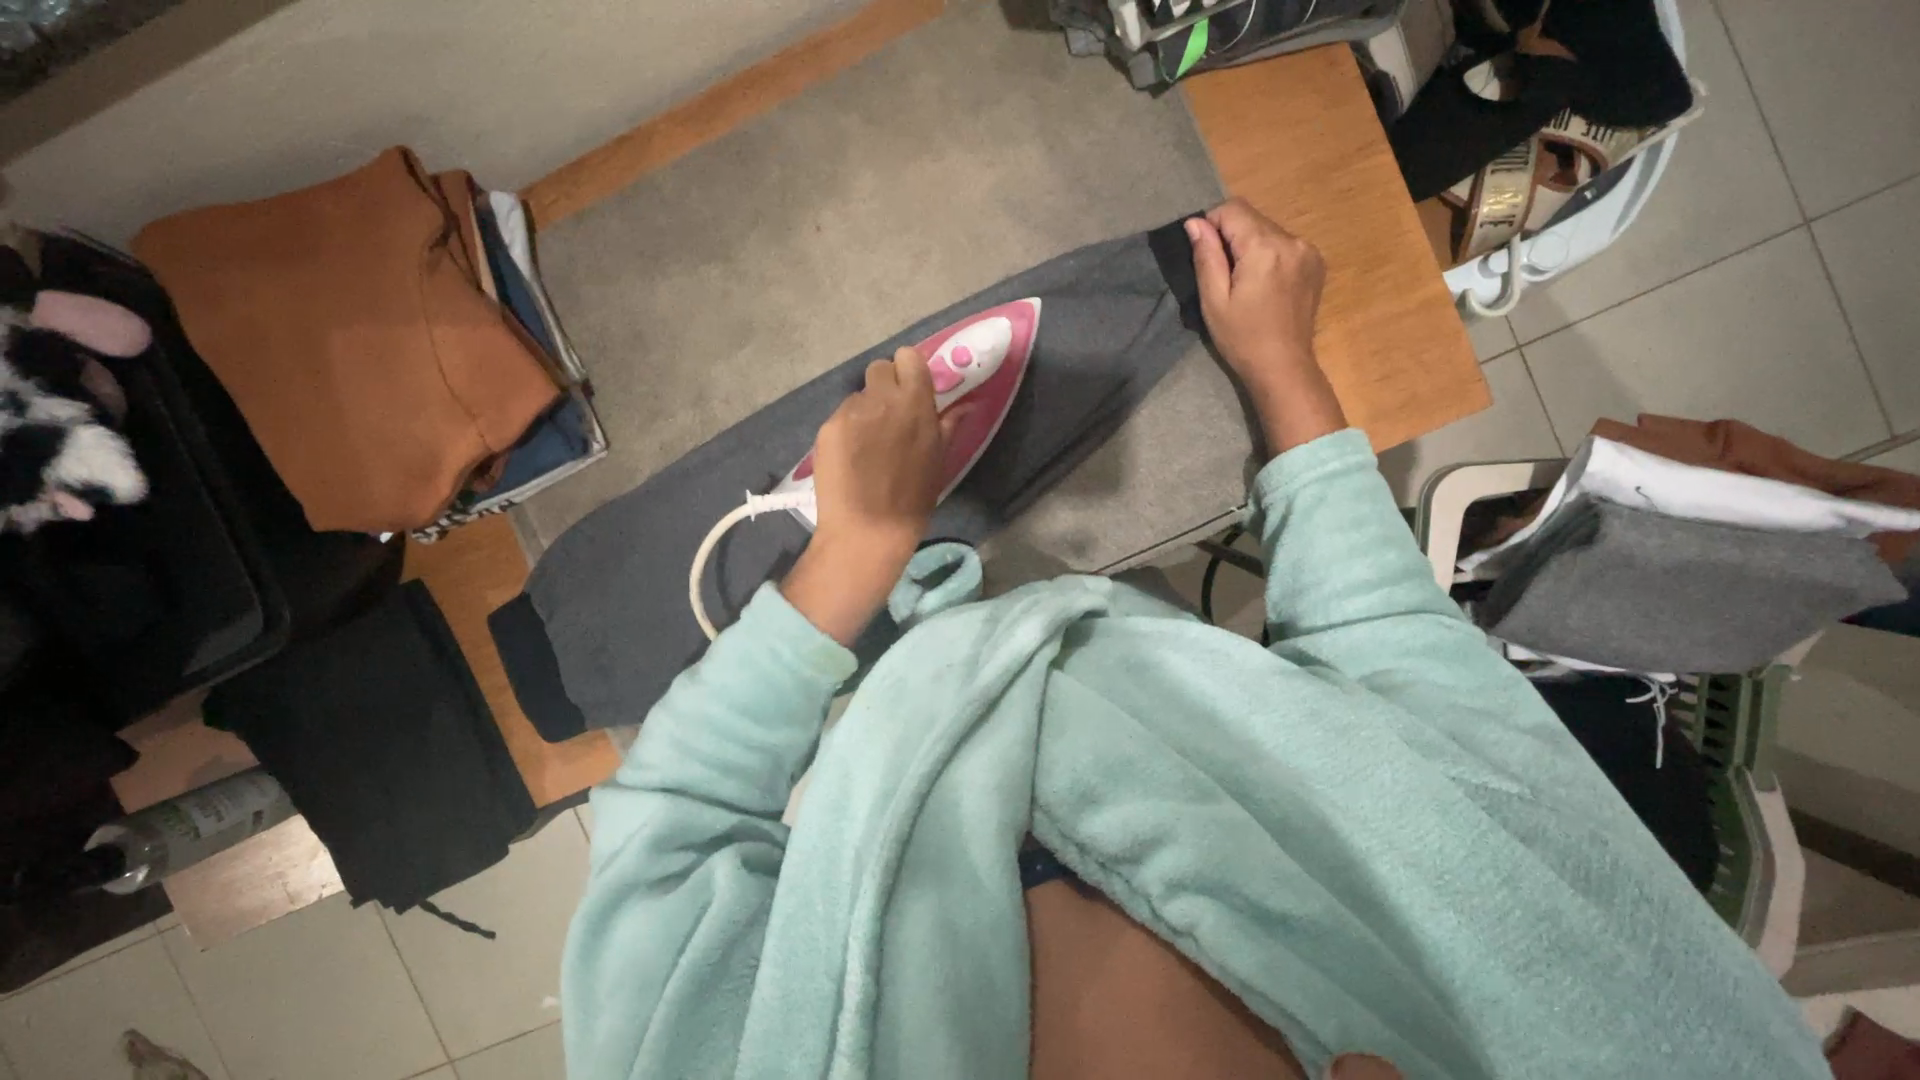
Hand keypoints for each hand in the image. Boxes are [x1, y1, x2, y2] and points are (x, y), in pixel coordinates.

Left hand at [782, 348, 955, 644]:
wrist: (868, 530)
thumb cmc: (913, 500)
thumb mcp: (939, 460)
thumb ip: (948, 425)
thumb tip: (965, 404)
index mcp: (916, 402)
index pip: (908, 357)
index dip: (908, 372)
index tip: (911, 392)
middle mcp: (882, 398)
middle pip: (880, 369)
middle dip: (885, 387)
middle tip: (889, 417)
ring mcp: (851, 412)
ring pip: (858, 395)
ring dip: (866, 410)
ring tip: (869, 445)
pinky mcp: (828, 428)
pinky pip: (841, 416)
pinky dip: (847, 430)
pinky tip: (851, 457)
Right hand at [1187, 199, 1346, 452]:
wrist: (1283, 366)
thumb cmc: (1242, 338)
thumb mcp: (1214, 300)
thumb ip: (1206, 256)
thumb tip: (1195, 223)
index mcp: (1265, 248)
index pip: (1233, 209)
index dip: (1212, 223)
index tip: (1203, 251)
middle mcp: (1292, 240)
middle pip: (1253, 218)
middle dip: (1232, 236)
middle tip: (1223, 273)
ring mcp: (1308, 250)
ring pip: (1269, 230)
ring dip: (1251, 245)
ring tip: (1245, 282)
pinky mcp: (1315, 262)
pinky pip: (1285, 244)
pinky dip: (1269, 254)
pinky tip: (1265, 284)